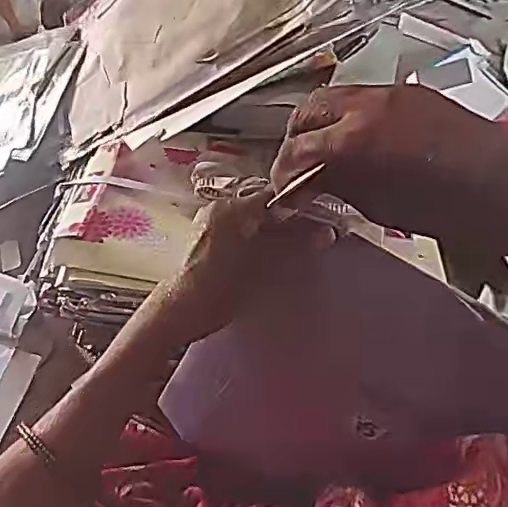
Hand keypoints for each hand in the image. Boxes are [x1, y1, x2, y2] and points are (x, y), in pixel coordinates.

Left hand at [124, 193, 328, 350]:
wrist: (181, 312)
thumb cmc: (221, 288)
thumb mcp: (264, 265)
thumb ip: (293, 242)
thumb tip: (326, 230)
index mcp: (232, 207)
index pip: (275, 194)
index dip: (301, 205)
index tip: (321, 219)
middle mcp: (218, 207)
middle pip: (262, 204)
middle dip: (287, 217)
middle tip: (310, 235)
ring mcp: (208, 222)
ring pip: (250, 216)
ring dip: (270, 227)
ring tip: (290, 246)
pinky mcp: (203, 238)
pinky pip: (237, 227)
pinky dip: (254, 235)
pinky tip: (264, 253)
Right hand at [271, 84, 507, 254]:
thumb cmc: (453, 210)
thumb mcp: (381, 207)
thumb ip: (339, 189)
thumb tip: (312, 185)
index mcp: (356, 139)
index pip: (297, 149)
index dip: (283, 173)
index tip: (284, 189)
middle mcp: (369, 105)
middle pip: (309, 110)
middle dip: (296, 139)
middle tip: (299, 169)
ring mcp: (394, 94)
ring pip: (337, 99)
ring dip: (323, 125)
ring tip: (330, 157)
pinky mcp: (414, 94)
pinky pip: (367, 100)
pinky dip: (352, 120)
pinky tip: (363, 147)